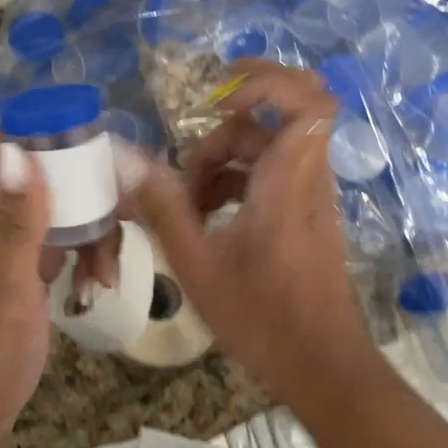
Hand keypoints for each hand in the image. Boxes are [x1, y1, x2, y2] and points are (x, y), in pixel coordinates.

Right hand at [122, 61, 377, 406]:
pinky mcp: (302, 215)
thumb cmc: (263, 316)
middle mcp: (304, 176)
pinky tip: (203, 220)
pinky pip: (266, 175)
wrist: (323, 368)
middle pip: (273, 118)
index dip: (267, 80)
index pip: (308, 98)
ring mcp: (306, 195)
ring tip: (186, 206)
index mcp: (287, 177)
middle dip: (224, 128)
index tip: (219, 96)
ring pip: (265, 148)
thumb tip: (124, 156)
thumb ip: (162, 204)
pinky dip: (232, 184)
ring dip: (220, 163)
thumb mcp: (196, 262)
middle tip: (189, 160)